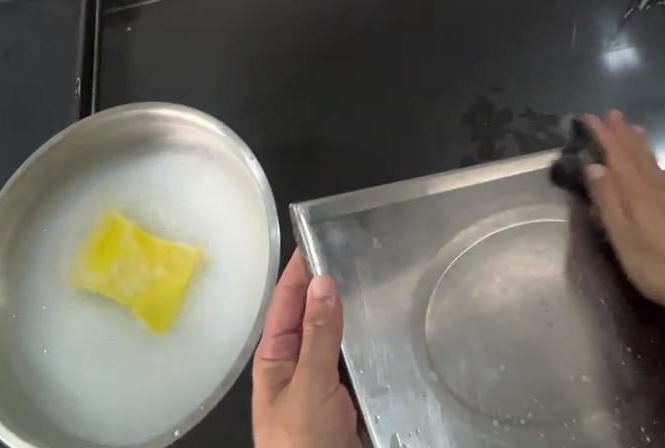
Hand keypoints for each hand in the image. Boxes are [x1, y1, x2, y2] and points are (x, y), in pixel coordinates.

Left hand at [252, 250, 363, 447]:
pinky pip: (358, 363)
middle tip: (355, 251)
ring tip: (376, 281)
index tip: (315, 237)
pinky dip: (370, 344)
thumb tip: (322, 281)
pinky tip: (388, 329)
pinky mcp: (350, 402)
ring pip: (338, 339)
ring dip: (352, 315)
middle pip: (313, 317)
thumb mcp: (308, 386)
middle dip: (329, 287)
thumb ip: (317, 334)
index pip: (285, 302)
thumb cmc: (303, 446)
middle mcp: (299, 367)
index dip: (298, 270)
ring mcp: (325, 385)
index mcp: (276, 360)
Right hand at [583, 111, 664, 317]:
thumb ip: (608, 200)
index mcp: (637, 192)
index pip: (617, 155)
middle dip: (623, 134)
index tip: (589, 117)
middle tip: (612, 113)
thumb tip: (595, 165)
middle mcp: (658, 188)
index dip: (603, 136)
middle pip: (638, 154)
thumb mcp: (623, 237)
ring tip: (636, 128)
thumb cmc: (659, 267)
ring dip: (644, 146)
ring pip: (657, 164)